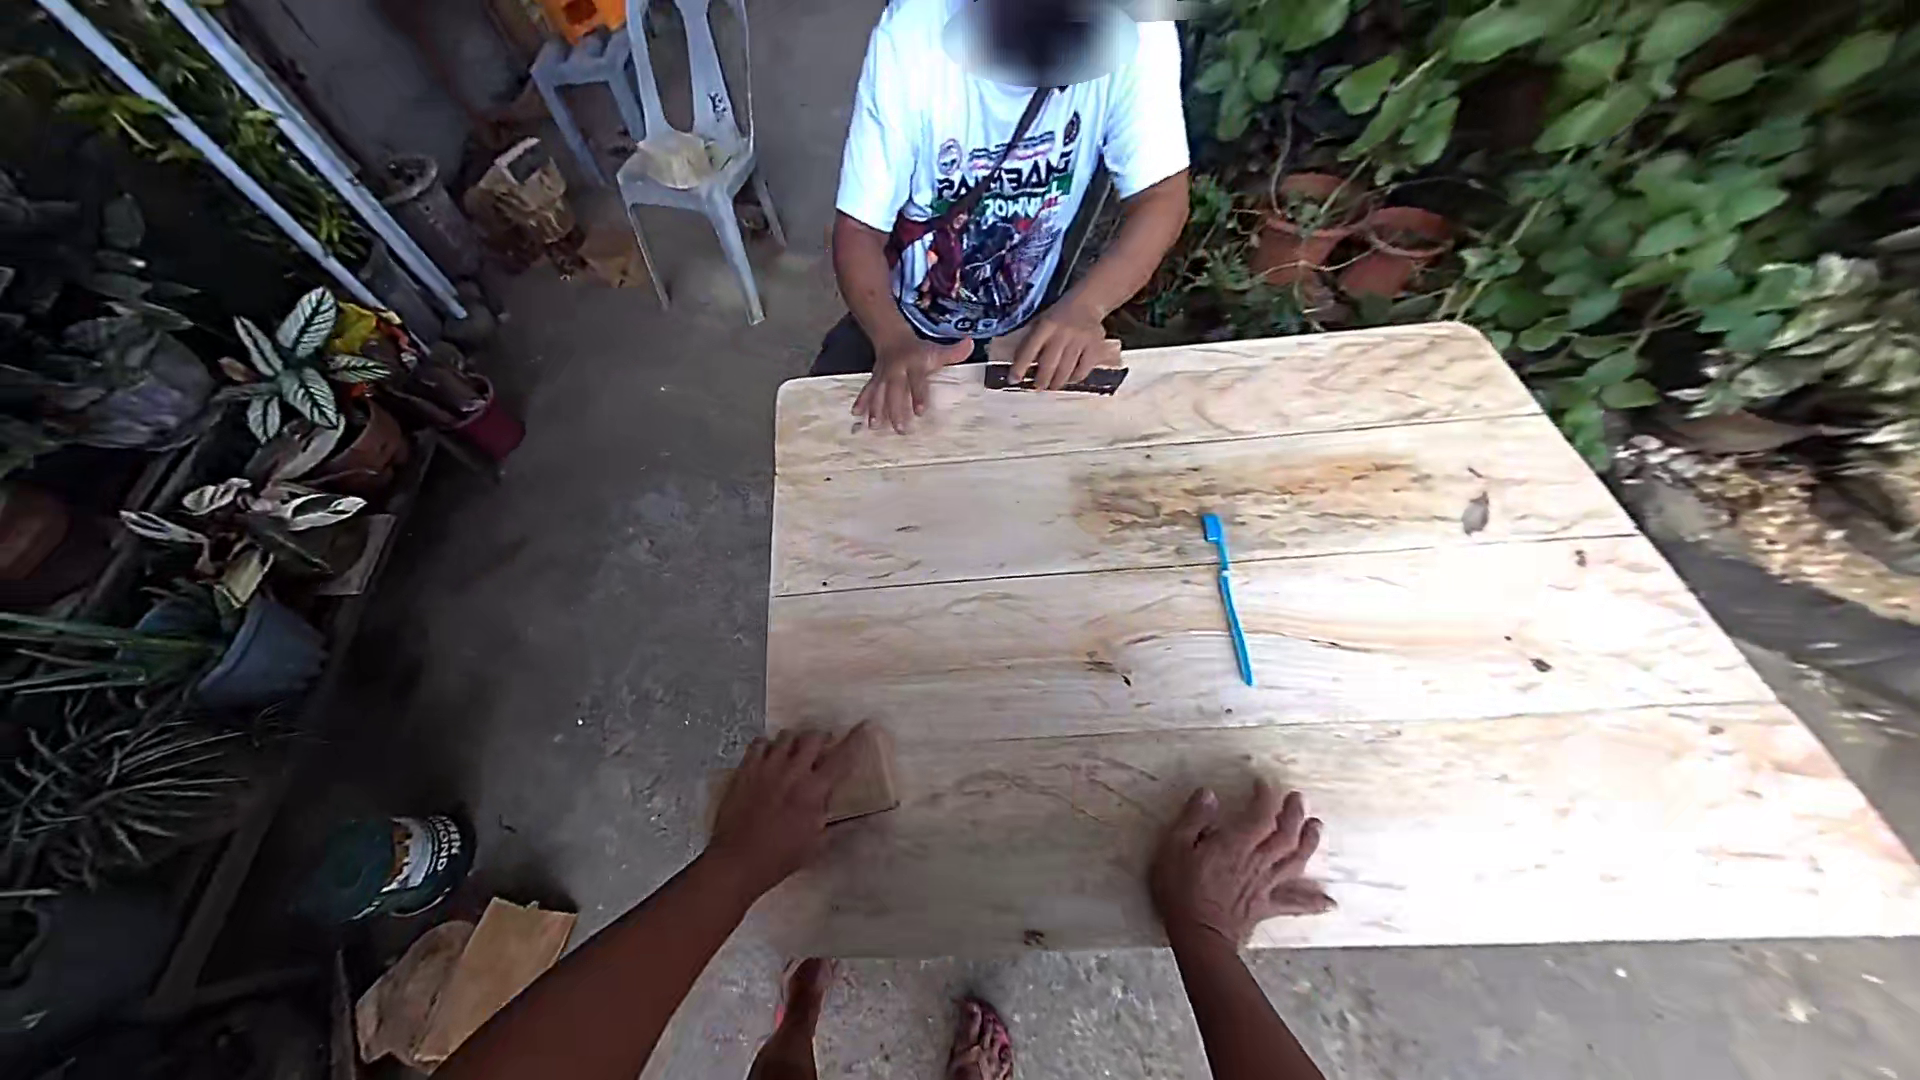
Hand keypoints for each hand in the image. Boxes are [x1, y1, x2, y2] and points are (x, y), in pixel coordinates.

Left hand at [707, 726, 863, 897]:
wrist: (735, 862)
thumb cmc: (779, 857)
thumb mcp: (816, 845)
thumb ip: (840, 825)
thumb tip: (865, 818)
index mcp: (814, 790)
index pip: (841, 757)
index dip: (855, 739)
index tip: (864, 726)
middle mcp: (792, 771)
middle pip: (813, 737)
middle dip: (822, 737)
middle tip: (823, 746)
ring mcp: (767, 767)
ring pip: (786, 736)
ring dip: (796, 740)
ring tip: (795, 750)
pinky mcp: (746, 769)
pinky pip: (759, 743)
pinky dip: (767, 745)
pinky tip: (769, 756)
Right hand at [852, 334, 974, 433]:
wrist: (892, 337)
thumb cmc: (918, 350)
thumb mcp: (935, 350)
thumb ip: (953, 352)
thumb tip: (970, 344)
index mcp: (913, 364)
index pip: (916, 381)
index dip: (918, 395)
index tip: (920, 412)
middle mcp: (896, 371)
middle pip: (895, 392)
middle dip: (895, 410)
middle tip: (900, 429)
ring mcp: (883, 376)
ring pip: (879, 393)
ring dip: (876, 409)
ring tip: (874, 426)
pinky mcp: (874, 380)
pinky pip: (867, 391)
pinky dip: (862, 402)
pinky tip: (856, 414)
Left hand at [1009, 300, 1113, 389]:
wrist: (1087, 303)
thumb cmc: (1058, 317)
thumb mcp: (1040, 322)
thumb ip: (1030, 342)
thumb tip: (1018, 369)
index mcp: (1046, 325)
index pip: (1029, 350)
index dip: (1020, 367)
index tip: (1013, 380)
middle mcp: (1063, 332)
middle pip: (1049, 365)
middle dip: (1041, 381)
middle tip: (1038, 388)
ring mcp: (1081, 340)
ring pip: (1065, 370)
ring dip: (1056, 383)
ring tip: (1052, 386)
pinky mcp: (1095, 347)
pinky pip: (1082, 370)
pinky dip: (1074, 378)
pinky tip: (1069, 378)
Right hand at [1149, 782, 1332, 947]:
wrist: (1198, 934)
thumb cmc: (1181, 887)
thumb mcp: (1175, 845)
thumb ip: (1194, 817)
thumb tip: (1209, 793)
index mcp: (1236, 845)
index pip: (1260, 816)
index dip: (1266, 797)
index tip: (1263, 784)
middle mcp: (1257, 862)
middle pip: (1285, 836)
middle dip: (1294, 814)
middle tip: (1298, 798)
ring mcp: (1265, 886)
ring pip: (1295, 862)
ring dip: (1309, 843)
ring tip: (1317, 827)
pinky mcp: (1266, 907)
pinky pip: (1294, 904)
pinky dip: (1313, 902)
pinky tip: (1329, 902)